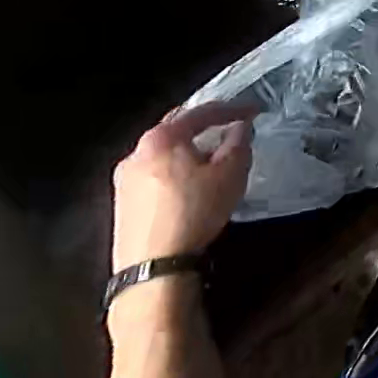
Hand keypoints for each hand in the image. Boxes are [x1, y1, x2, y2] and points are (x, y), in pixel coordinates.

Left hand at [111, 102, 259, 270]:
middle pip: (177, 127)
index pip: (203, 112)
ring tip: (213, 153)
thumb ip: (239, 141)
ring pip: (164, 150)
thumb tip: (239, 127)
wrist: (154, 268)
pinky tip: (190, 179)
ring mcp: (124, 179)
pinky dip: (176, 165)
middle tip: (231, 125)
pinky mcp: (122, 202)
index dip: (233, 108)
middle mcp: (136, 152)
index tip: (254, 110)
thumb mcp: (231, 172)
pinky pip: (155, 170)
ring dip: (189, 146)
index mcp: (162, 138)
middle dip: (206, 124)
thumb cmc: (196, 210)